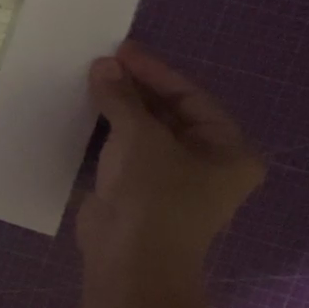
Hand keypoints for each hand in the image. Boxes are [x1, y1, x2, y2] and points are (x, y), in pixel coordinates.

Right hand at [78, 42, 265, 274]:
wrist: (131, 256)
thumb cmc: (154, 195)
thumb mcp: (140, 137)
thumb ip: (122, 98)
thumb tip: (103, 65)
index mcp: (227, 150)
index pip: (191, 98)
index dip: (155, 72)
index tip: (120, 51)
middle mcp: (205, 162)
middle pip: (168, 112)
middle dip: (134, 88)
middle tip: (99, 64)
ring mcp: (170, 177)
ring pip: (143, 130)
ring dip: (117, 108)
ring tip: (87, 83)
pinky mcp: (137, 188)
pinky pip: (123, 149)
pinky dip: (105, 130)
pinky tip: (82, 114)